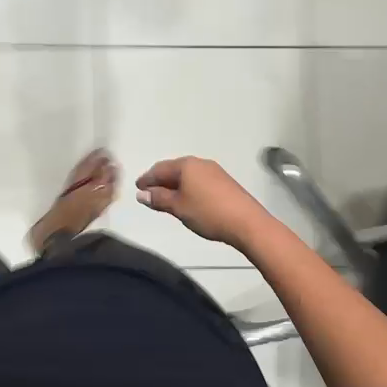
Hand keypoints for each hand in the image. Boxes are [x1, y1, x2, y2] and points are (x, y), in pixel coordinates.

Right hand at [135, 157, 275, 249]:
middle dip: (160, 181)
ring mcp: (214, 171)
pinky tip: (188, 200)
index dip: (147, 179)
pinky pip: (199, 181)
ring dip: (175, 185)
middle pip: (174, 170)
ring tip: (167, 199)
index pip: (159, 169)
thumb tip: (142, 194)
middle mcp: (199, 163)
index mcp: (186, 165)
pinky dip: (188, 188)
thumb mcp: (178, 208)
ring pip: (187, 176)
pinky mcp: (225, 182)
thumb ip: (159, 199)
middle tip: (150, 193)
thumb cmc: (208, 213)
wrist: (248, 223)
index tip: (138, 188)